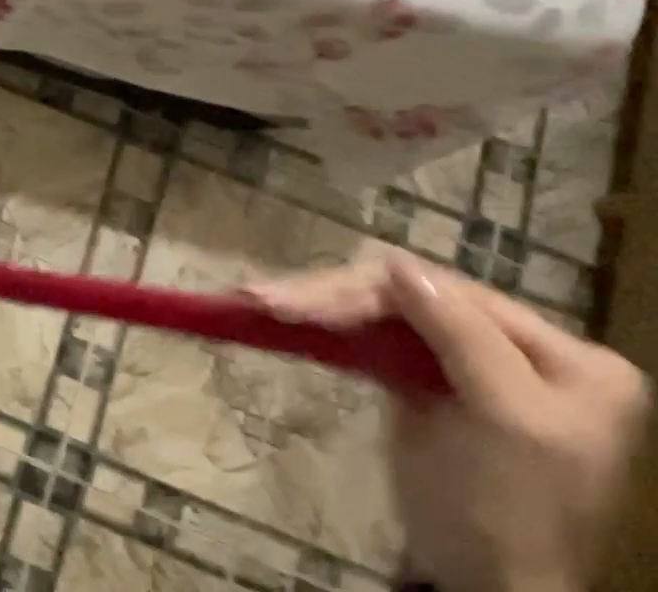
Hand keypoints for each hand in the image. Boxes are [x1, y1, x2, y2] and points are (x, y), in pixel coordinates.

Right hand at [244, 252, 647, 591]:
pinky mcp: (421, 377)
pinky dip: (327, 327)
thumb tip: (396, 263)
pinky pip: (371, 337)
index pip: (451, 296)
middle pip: (412, 299)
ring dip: (319, 306)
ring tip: (257, 303)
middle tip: (260, 300)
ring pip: (382, 312)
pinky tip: (285, 318)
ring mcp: (467, 361)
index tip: (294, 301)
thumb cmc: (504, 507)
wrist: (481, 579)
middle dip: (334, 297)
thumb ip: (465, 338)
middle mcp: (522, 347)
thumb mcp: (506, 421)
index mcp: (567, 356)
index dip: (369, 291)